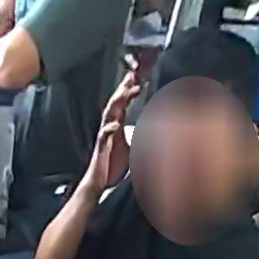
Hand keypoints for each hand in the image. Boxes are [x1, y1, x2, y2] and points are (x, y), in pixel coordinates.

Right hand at [80, 64, 142, 194]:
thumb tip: (159, 130)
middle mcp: (110, 128)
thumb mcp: (133, 148)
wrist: (99, 184)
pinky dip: (108, 129)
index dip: (129, 89)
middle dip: (123, 89)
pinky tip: (115, 124)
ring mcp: (104, 138)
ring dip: (116, 103)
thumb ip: (142, 137)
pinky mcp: (101, 149)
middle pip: (115, 103)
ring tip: (125, 92)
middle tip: (132, 75)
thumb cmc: (113, 167)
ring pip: (108, 115)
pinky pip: (103, 136)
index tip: (138, 74)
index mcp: (117, 126)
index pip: (122, 103)